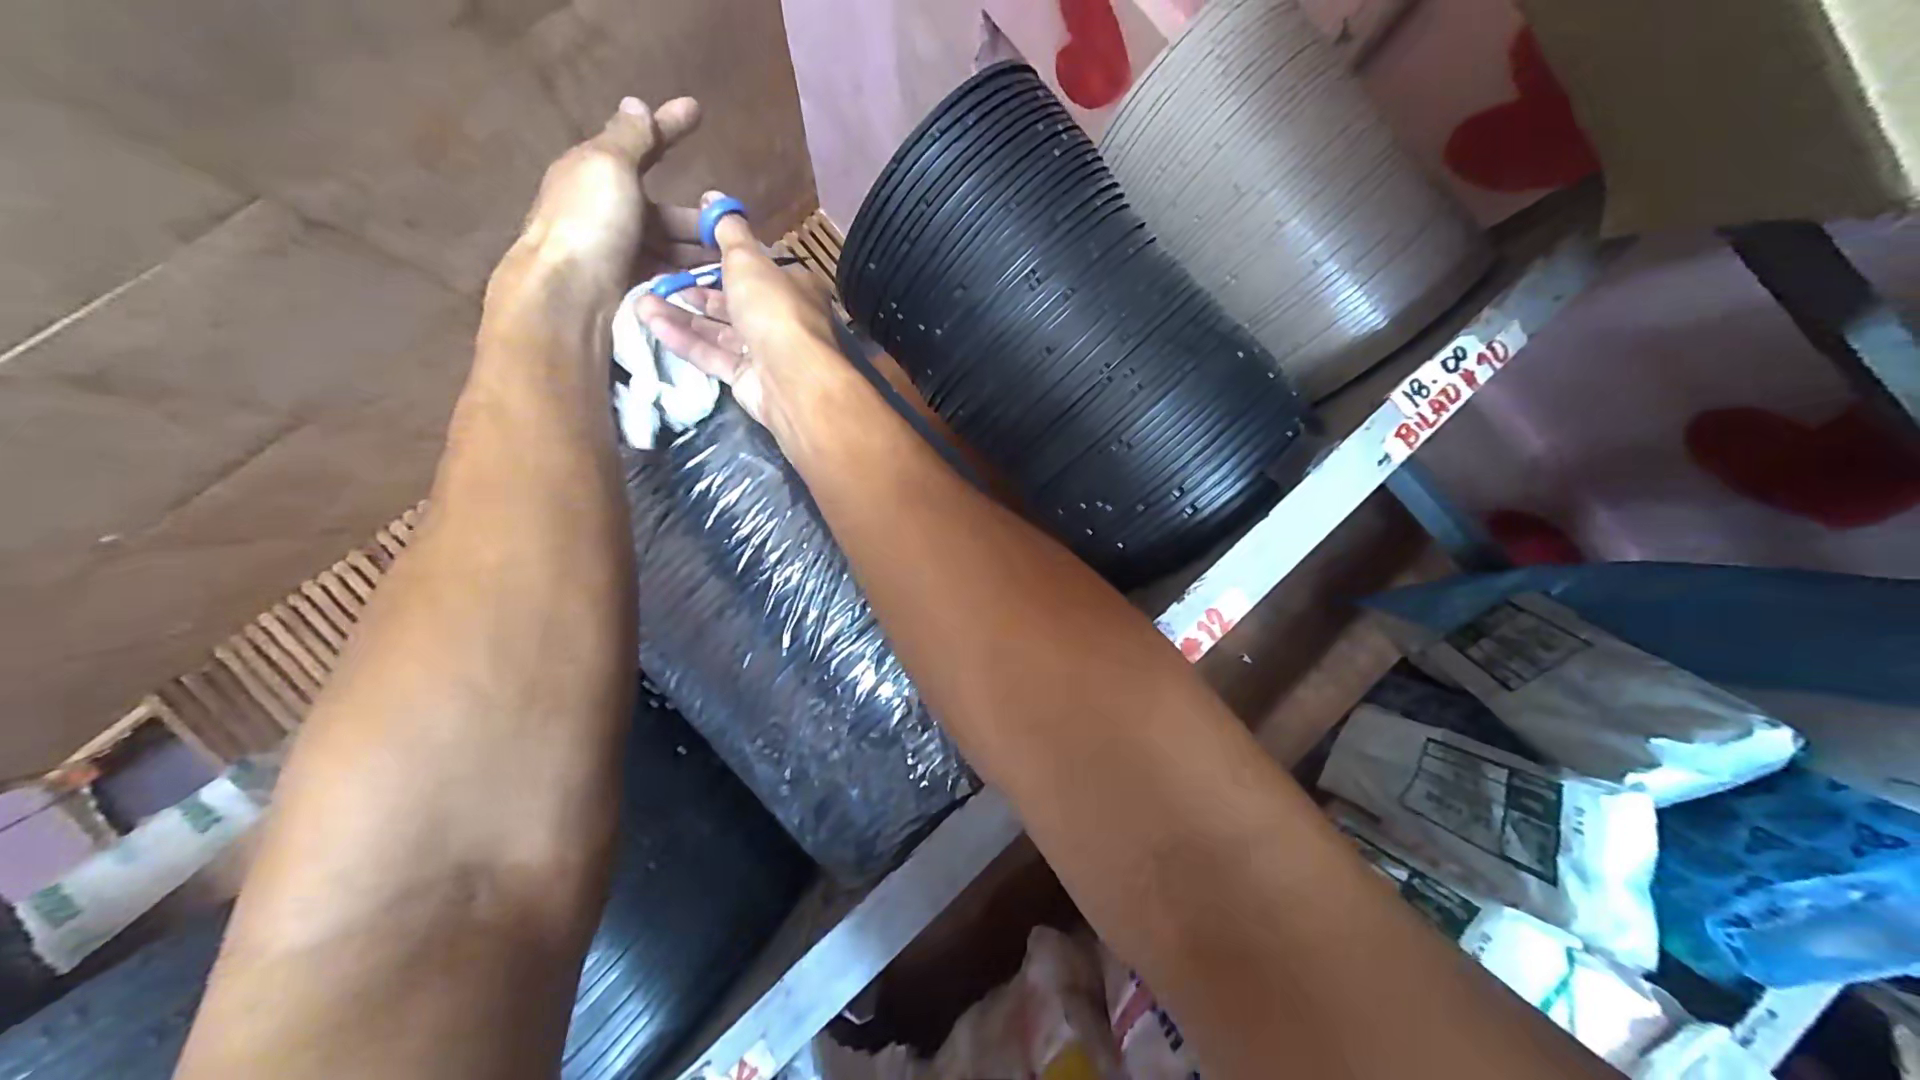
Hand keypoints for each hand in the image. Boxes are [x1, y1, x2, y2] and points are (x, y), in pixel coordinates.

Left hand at [483, 97, 709, 340]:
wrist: (567, 295)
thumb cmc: (590, 223)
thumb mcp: (609, 167)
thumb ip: (629, 138)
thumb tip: (636, 105)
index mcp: (599, 172)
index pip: (642, 143)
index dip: (670, 126)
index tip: (699, 109)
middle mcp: (608, 209)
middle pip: (665, 208)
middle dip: (700, 216)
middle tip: (736, 224)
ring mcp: (619, 249)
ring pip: (669, 243)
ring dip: (700, 247)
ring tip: (733, 257)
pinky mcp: (628, 283)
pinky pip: (666, 271)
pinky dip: (688, 271)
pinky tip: (712, 278)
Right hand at [636, 196, 846, 424]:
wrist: (790, 378)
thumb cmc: (774, 309)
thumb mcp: (748, 259)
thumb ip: (729, 231)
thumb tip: (714, 198)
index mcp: (794, 287)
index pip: (757, 269)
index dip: (723, 258)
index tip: (687, 248)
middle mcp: (782, 319)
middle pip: (734, 300)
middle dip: (695, 289)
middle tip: (657, 277)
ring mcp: (765, 351)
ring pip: (719, 330)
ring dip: (682, 314)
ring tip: (642, 299)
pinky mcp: (747, 378)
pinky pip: (713, 355)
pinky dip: (685, 340)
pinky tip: (651, 323)